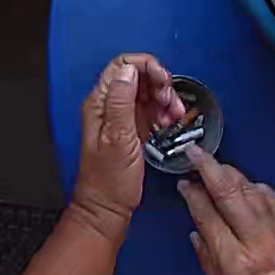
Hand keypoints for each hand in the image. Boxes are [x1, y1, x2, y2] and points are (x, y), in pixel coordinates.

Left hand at [74, 53, 183, 237]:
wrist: (107, 209)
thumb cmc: (108, 181)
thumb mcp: (118, 137)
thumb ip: (122, 101)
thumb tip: (128, 71)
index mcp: (101, 103)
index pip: (123, 65)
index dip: (147, 66)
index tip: (163, 81)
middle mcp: (109, 105)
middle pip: (139, 75)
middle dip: (160, 84)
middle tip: (170, 101)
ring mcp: (122, 116)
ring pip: (148, 91)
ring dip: (166, 99)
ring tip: (174, 115)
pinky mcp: (133, 127)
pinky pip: (152, 108)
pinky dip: (164, 111)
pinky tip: (169, 123)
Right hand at [179, 148, 274, 274]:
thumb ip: (209, 264)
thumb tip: (196, 232)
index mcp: (237, 262)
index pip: (209, 217)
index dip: (194, 196)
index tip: (182, 182)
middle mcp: (258, 239)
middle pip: (231, 193)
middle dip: (210, 169)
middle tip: (193, 152)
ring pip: (251, 190)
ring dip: (230, 173)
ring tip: (212, 164)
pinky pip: (270, 197)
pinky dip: (253, 185)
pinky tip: (242, 183)